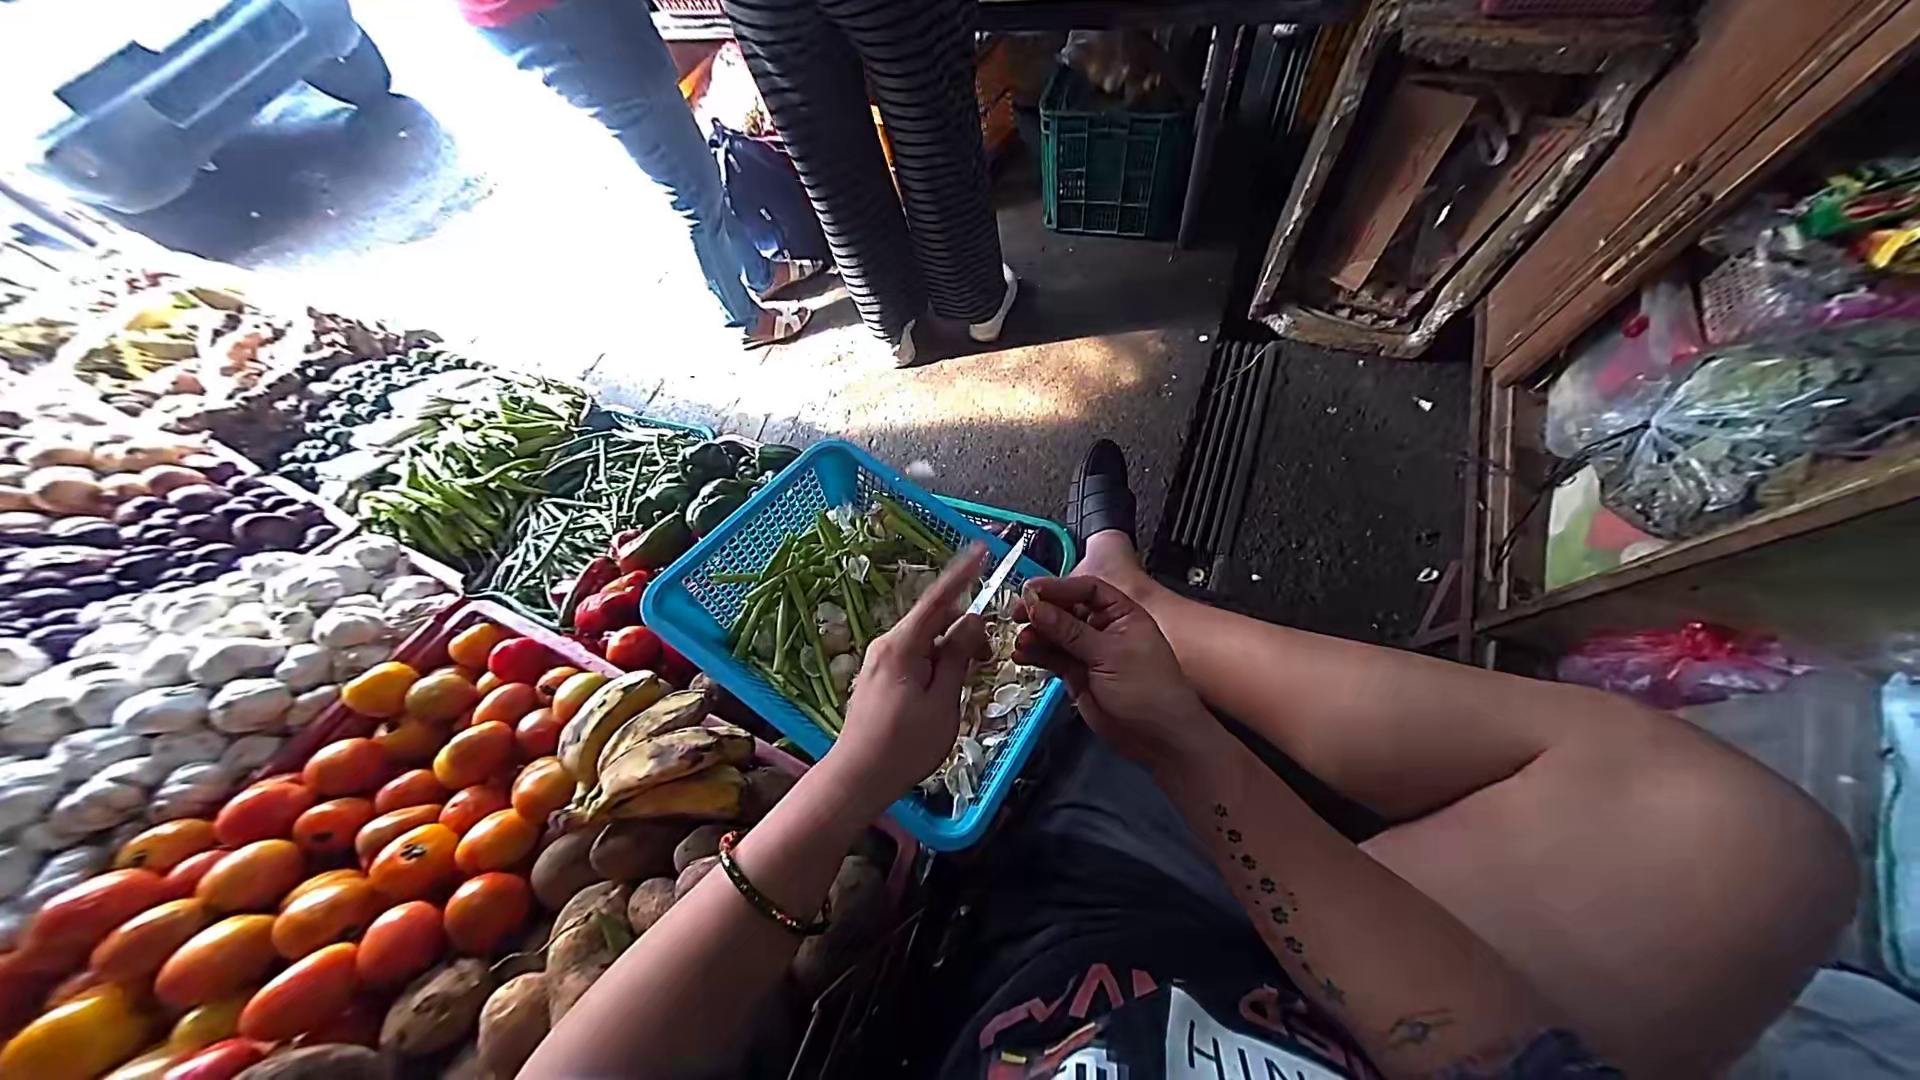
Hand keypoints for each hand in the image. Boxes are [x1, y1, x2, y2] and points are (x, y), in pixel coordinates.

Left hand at [826, 543, 990, 814]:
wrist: (857, 778)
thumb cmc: (905, 745)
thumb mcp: (943, 701)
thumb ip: (957, 656)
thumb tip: (972, 620)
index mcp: (903, 644)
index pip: (938, 598)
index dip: (962, 573)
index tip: (980, 550)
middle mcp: (887, 644)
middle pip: (933, 621)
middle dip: (962, 630)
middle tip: (984, 659)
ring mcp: (880, 660)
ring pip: (925, 641)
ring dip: (950, 651)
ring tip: (964, 681)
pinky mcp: (879, 677)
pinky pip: (913, 657)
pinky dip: (934, 663)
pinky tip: (943, 689)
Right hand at [1015, 575, 1208, 768]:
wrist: (1158, 739)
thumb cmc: (1148, 690)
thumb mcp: (1109, 654)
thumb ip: (1070, 631)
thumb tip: (1038, 607)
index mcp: (1121, 614)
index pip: (1086, 590)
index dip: (1058, 587)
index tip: (1031, 590)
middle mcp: (1103, 628)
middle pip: (1065, 609)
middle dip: (1041, 611)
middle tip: (1018, 614)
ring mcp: (1088, 651)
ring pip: (1054, 634)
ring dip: (1035, 635)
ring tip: (1021, 643)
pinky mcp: (1076, 673)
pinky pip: (1051, 657)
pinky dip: (1035, 655)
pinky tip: (1022, 656)